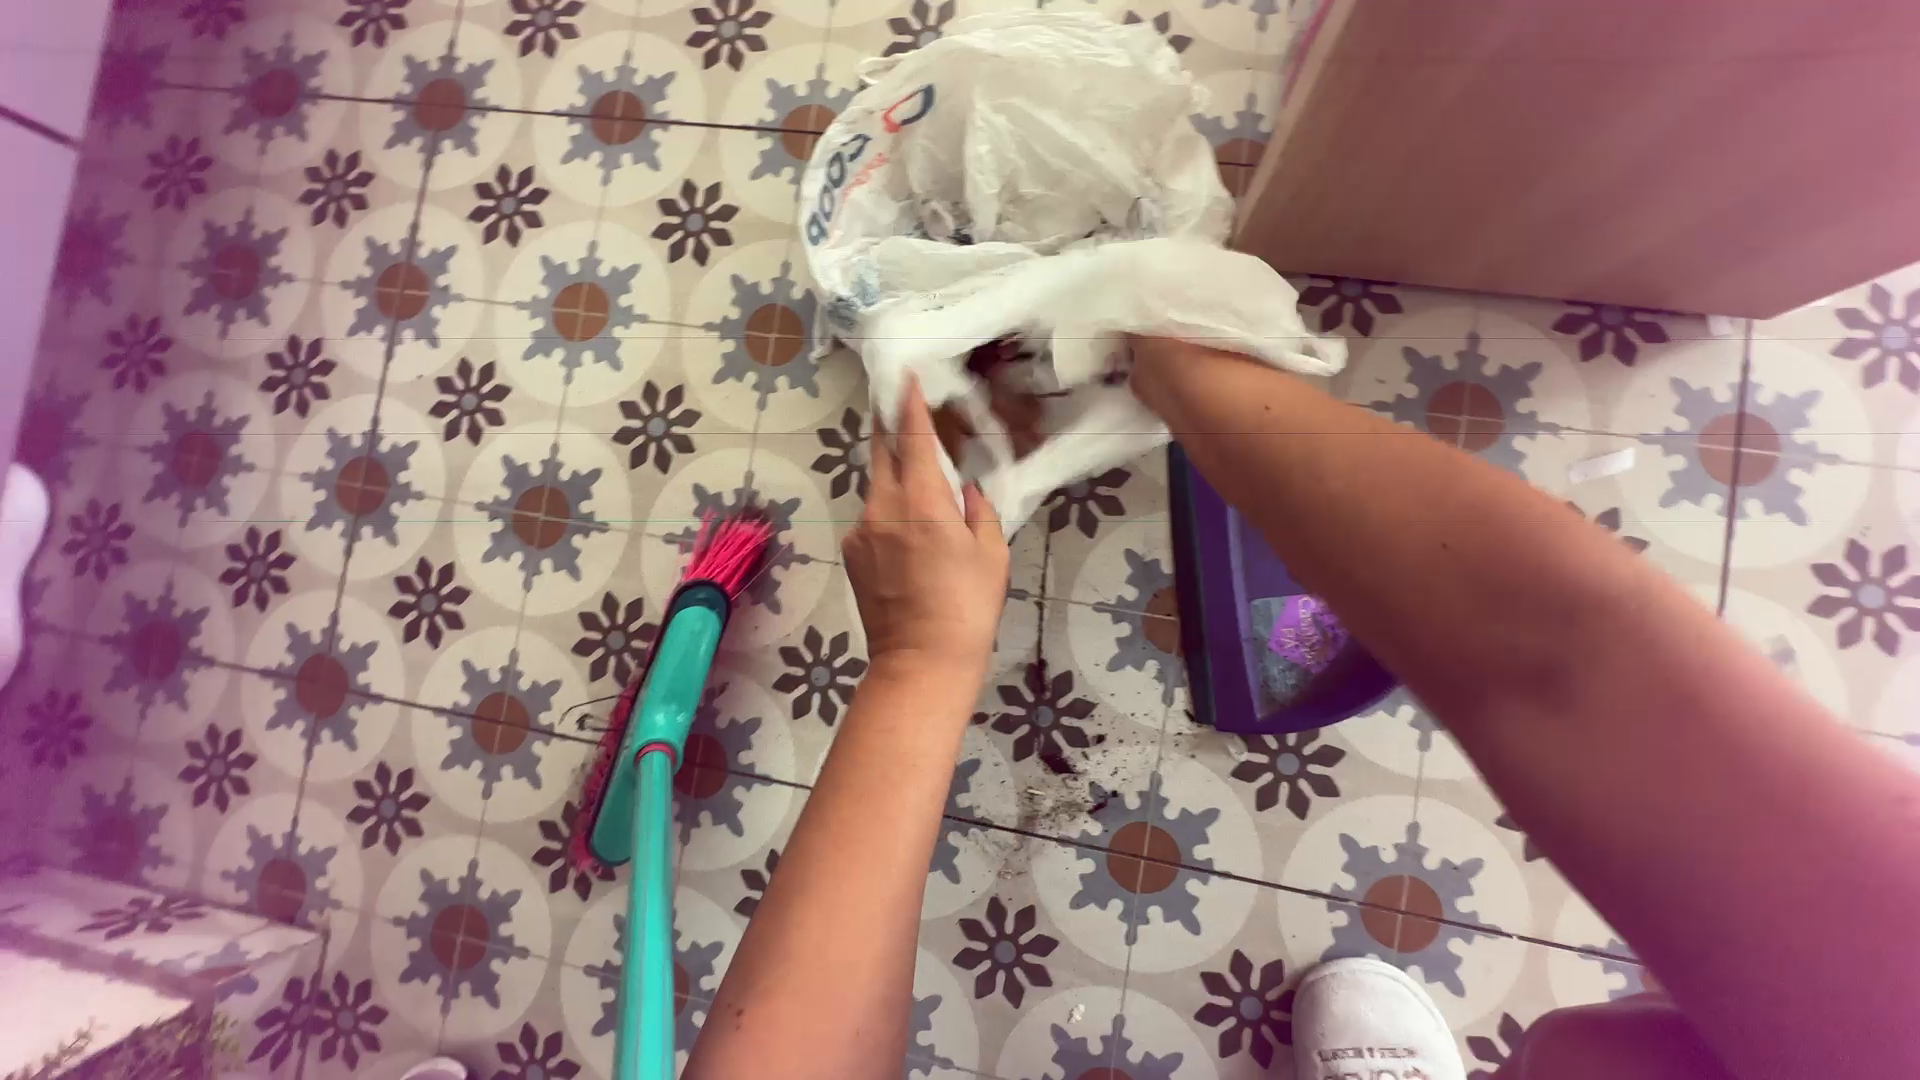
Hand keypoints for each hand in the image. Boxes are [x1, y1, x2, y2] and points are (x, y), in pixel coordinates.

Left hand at [843, 377, 1009, 680]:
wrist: (922, 660)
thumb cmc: (968, 606)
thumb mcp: (991, 554)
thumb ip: (978, 510)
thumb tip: (965, 489)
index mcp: (922, 500)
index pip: (912, 436)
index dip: (908, 402)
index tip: (905, 375)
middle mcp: (883, 506)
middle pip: (881, 450)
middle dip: (889, 425)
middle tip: (899, 407)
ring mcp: (861, 530)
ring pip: (876, 485)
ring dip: (893, 474)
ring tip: (919, 485)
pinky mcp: (852, 552)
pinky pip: (871, 517)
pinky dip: (888, 511)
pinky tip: (908, 536)